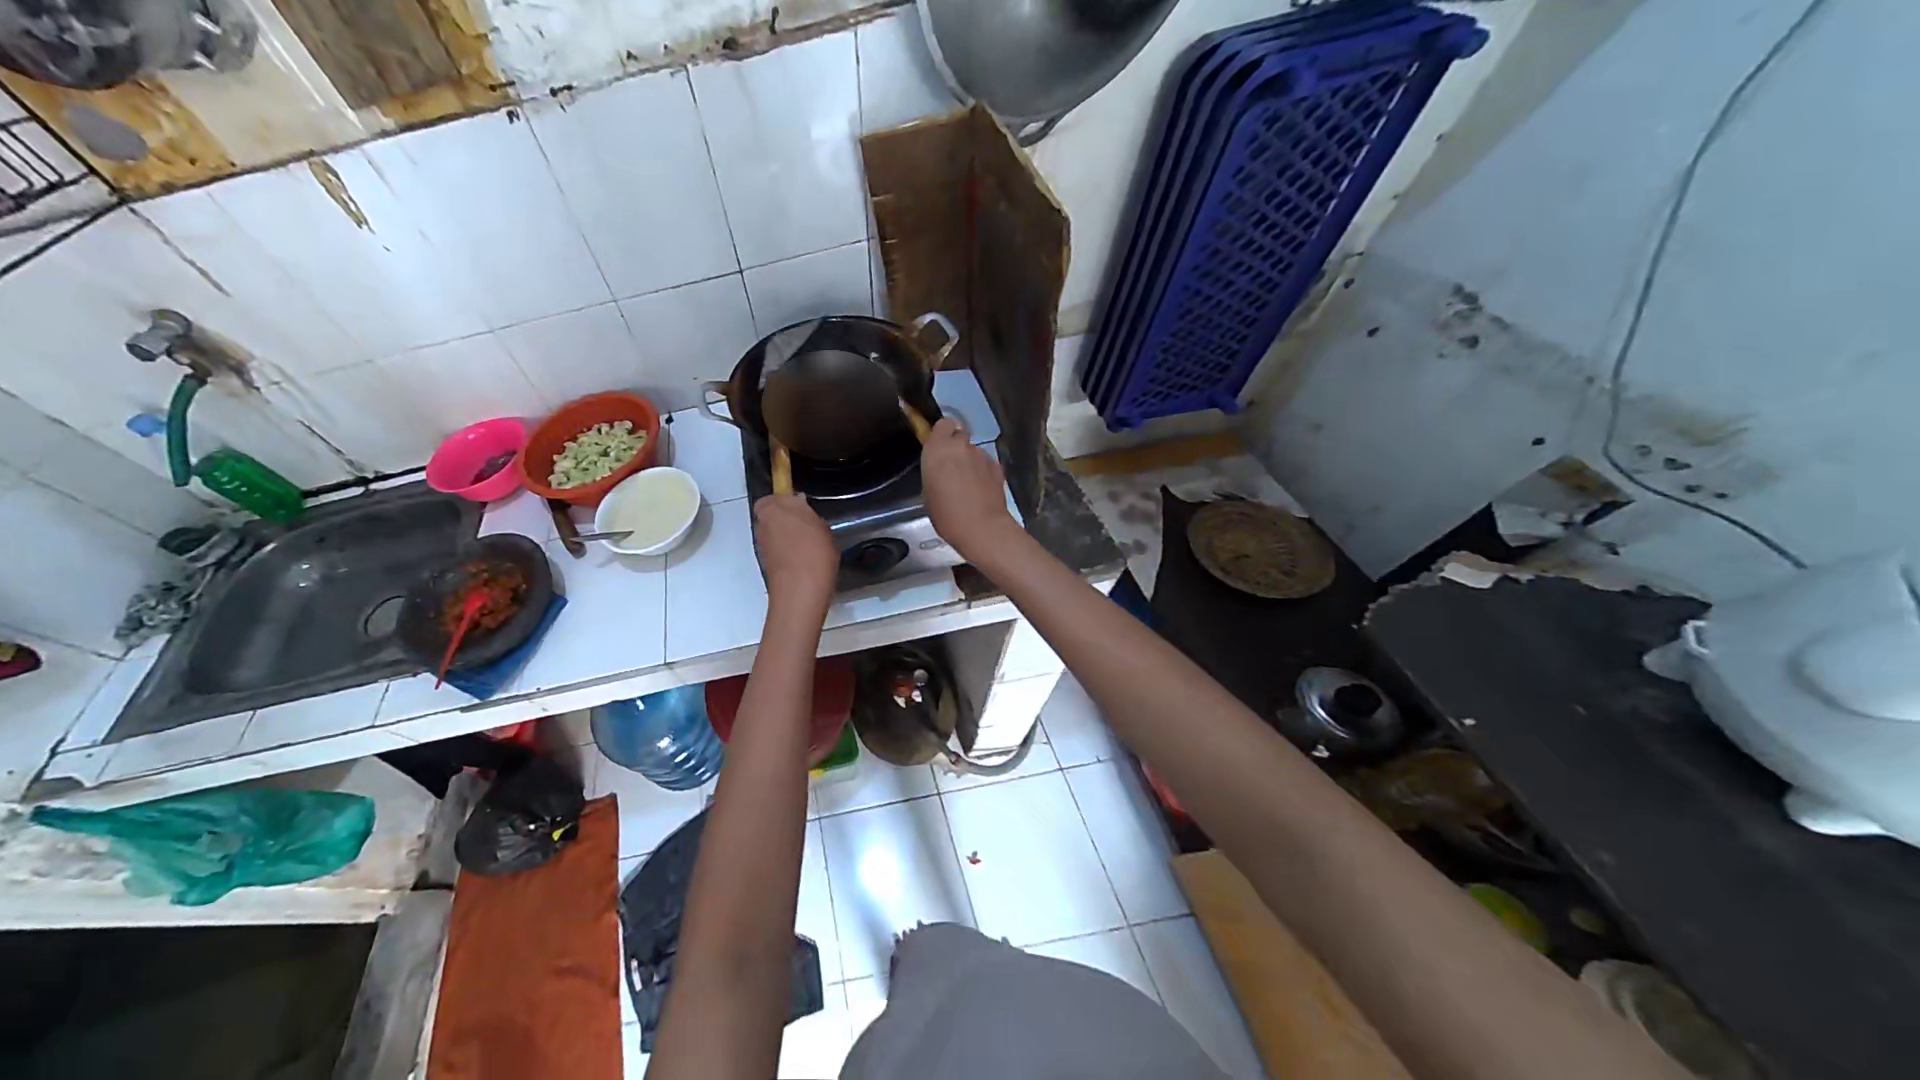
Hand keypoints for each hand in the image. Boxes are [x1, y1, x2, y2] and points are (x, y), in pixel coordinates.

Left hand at [754, 494, 836, 612]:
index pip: (775, 496)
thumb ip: (807, 513)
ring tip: (813, 547)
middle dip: (788, 519)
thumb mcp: (821, 525)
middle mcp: (762, 525)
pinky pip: (780, 552)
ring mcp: (763, 546)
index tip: (805, 509)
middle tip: (812, 527)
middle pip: (773, 515)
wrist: (800, 590)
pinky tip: (808, 562)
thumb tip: (799, 505)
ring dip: (789, 538)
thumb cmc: (814, 552)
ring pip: (775, 534)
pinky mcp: (767, 565)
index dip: (789, 501)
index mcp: (772, 508)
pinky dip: (790, 554)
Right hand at [921, 418, 1020, 561]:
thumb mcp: (928, 492)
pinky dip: (984, 471)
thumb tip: (943, 469)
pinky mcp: (997, 466)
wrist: (981, 527)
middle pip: (959, 435)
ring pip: (974, 450)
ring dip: (971, 461)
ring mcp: (981, 454)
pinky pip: (986, 463)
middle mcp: (960, 445)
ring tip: (970, 484)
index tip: (940, 448)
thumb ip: (935, 471)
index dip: (942, 434)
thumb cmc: (946, 514)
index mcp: (937, 449)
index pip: (943, 424)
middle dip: (957, 447)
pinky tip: (982, 490)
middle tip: (954, 468)